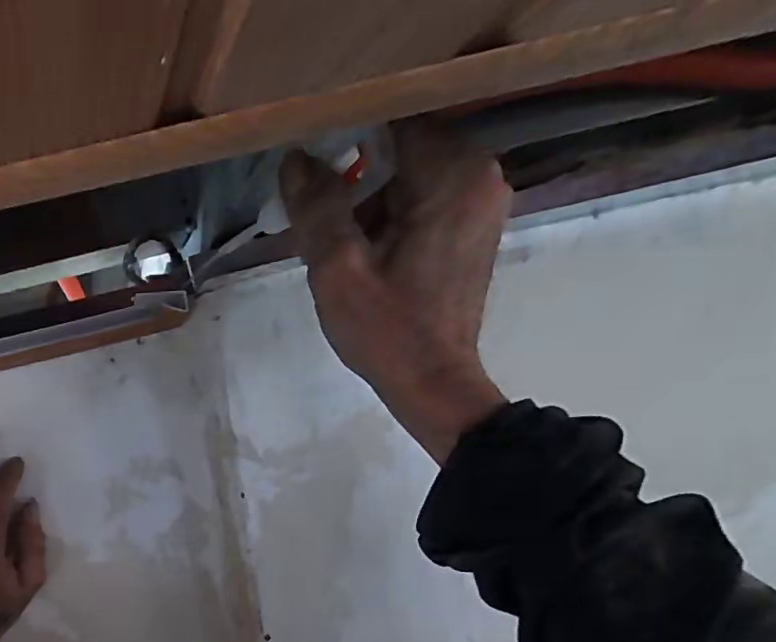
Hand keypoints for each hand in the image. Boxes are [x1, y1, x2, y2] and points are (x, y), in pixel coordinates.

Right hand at [281, 119, 511, 461]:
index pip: (390, 125)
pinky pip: (422, 203)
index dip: (344, 144)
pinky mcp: (472, 229)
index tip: (311, 177)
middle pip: (400, 152)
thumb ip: (318, 208)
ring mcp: (480, 203)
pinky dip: (390, 219)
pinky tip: (364, 256)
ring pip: (409, 179)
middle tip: (319, 223)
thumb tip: (295, 158)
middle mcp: (479, 176)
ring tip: (340, 249)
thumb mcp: (339, 271)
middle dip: (355, 181)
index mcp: (452, 176)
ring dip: (369, 204)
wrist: (432, 383)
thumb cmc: (386, 332)